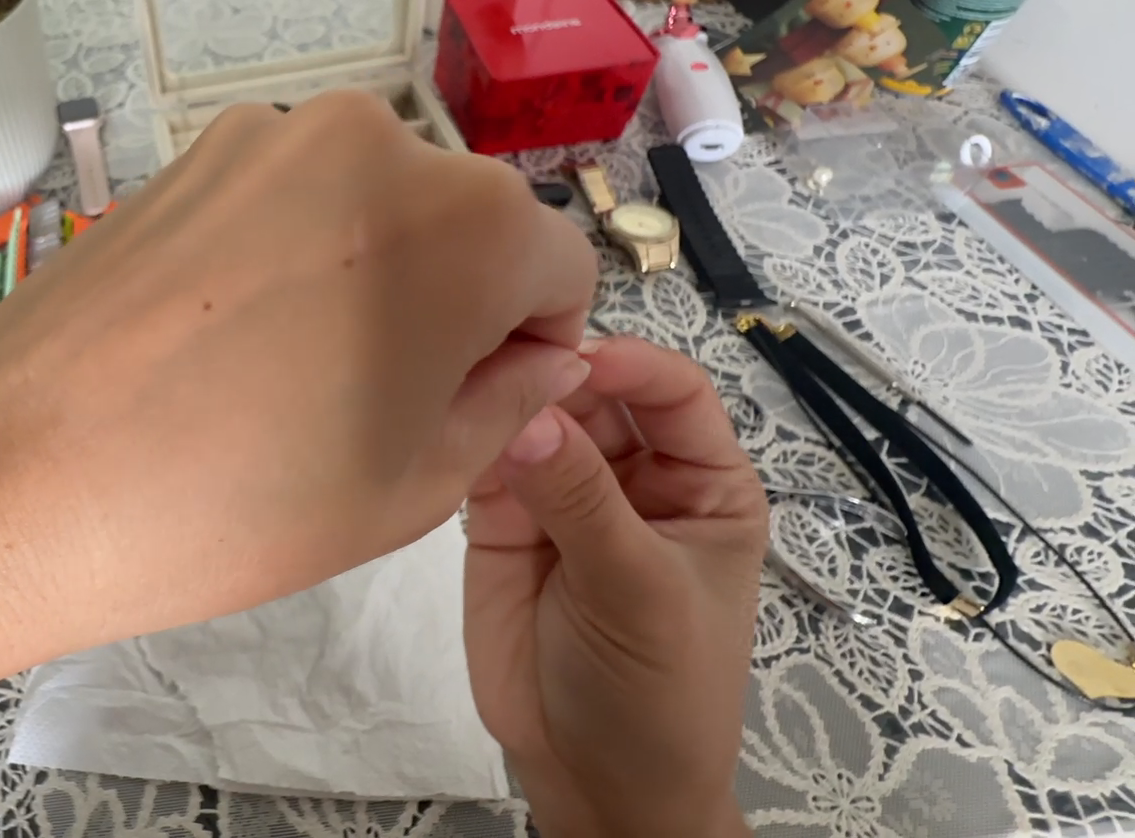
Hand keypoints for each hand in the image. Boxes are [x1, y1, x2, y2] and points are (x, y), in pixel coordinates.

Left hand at [0, 89, 597, 647]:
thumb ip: (508, 402)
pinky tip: (220, 325)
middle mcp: (373, 140)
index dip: (528, 341)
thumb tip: (539, 353)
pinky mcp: (192, 149)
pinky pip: (286, 195)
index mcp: (463, 220)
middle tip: (366, 391)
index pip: (557, 268)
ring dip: (364, 269)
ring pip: (369, 204)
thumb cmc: (235, 503)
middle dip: (448, 299)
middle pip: (460, 224)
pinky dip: (288, 248)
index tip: (469, 396)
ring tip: (279, 362)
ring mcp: (269, 131)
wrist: (16, 468)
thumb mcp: (414, 485)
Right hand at [463, 337, 766, 837]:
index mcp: (697, 483)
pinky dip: (461, 438)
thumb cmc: (655, 690)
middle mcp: (627, 473)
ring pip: (529, 419)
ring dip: (500, 401)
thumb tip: (527, 419)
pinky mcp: (499, 513)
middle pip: (591, 395)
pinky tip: (437, 422)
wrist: (586, 775)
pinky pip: (480, 458)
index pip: (672, 394)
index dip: (629, 366)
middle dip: (551, 375)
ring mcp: (558, 491)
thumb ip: (584, 504)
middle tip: (496, 362)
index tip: (568, 358)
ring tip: (457, 384)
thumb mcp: (638, 595)